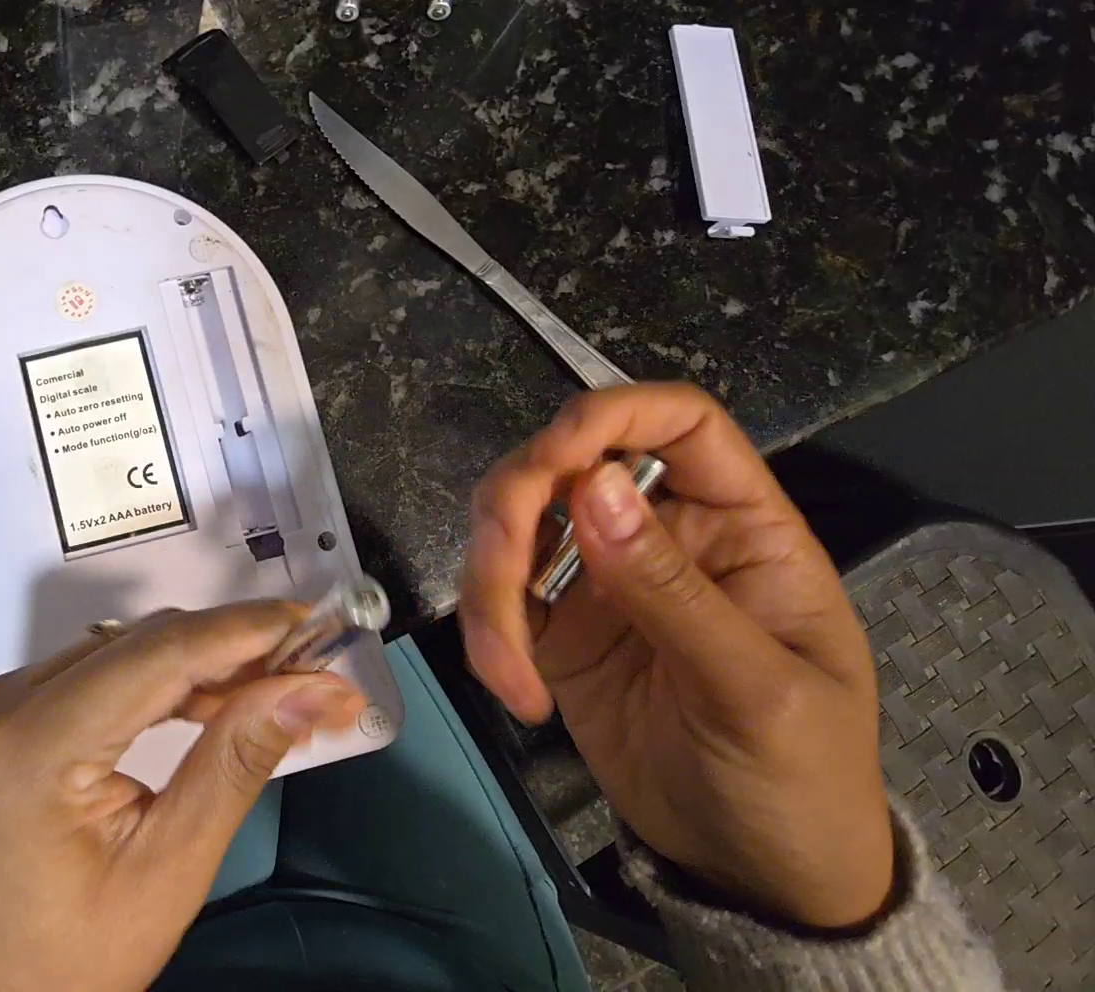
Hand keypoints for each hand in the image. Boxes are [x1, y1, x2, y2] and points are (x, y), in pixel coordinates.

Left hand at [0, 602, 365, 991]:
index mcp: (34, 744)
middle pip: (142, 643)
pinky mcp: (20, 710)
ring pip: (128, 648)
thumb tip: (304, 691)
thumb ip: (237, 762)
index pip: (157, 655)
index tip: (309, 623)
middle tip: (309, 667)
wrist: (4, 988)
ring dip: (206, 661)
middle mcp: (10, 703)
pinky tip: (218, 696)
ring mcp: (8, 701)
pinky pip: (107, 669)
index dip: (241, 631)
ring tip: (276, 684)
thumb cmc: (77, 952)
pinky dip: (168, 678)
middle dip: (234, 648)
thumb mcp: (171, 866)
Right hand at [458, 384, 894, 930]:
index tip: (558, 455)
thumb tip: (596, 485)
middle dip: (514, 516)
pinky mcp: (545, 623)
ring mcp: (590, 575)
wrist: (742, 864)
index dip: (613, 414)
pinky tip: (514, 690)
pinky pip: (492, 596)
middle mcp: (653, 531)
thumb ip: (673, 589)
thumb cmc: (795, 776)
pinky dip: (484, 635)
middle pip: (560, 467)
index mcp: (734, 525)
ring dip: (488, 590)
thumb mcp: (755, 690)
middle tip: (503, 586)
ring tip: (510, 675)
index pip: (677, 422)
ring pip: (507, 527)